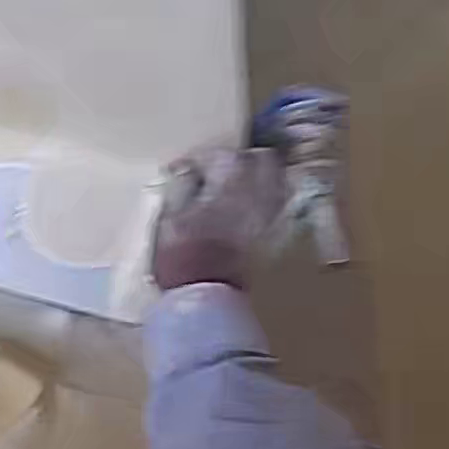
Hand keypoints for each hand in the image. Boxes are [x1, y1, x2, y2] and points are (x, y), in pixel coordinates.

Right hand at [150, 146, 286, 289]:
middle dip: (234, 160)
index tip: (178, 170)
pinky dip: (265, 196)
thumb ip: (181, 186)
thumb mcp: (168, 217)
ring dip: (254, 176)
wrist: (205, 294)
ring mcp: (273, 210)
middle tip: (211, 173)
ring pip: (275, 177)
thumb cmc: (181, 255)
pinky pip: (280, 201)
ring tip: (231, 187)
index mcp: (230, 181)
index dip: (195, 159)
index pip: (217, 153)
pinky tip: (248, 207)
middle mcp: (260, 190)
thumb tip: (187, 169)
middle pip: (257, 158)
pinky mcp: (278, 230)